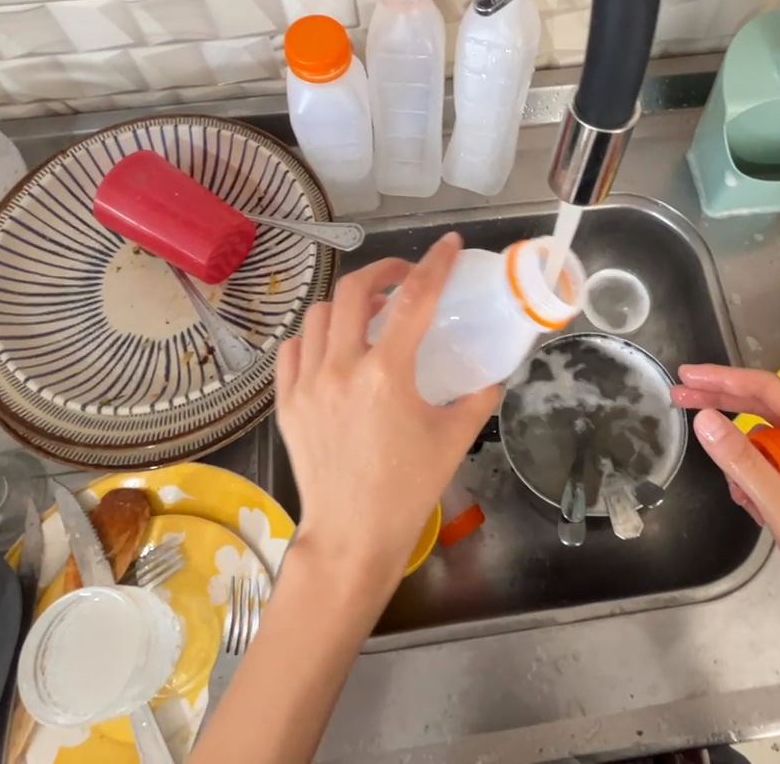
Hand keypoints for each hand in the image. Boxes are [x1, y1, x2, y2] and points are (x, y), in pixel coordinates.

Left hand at [274, 232, 497, 592]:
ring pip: (318, 314)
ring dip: (346, 302)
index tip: (449, 244)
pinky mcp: (287, 403)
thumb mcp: (455, 438)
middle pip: (353, 290)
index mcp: (386, 374)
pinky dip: (314, 334)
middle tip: (403, 276)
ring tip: (368, 312)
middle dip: (382, 270)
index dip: (435, 264)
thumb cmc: (408, 489)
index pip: (414, 299)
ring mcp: (307, 384)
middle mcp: (341, 368)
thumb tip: (492, 374)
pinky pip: (293, 348)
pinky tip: (331, 345)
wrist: (352, 535)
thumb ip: (479, 398)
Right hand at [672, 365, 779, 643]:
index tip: (685, 375)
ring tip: (743, 500)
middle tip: (678, 399)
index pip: (767, 390)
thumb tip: (702, 417)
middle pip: (764, 410)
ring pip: (766, 447)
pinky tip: (756, 511)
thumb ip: (741, 461)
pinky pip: (773, 473)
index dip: (723, 378)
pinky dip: (757, 485)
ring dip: (745, 465)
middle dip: (723, 407)